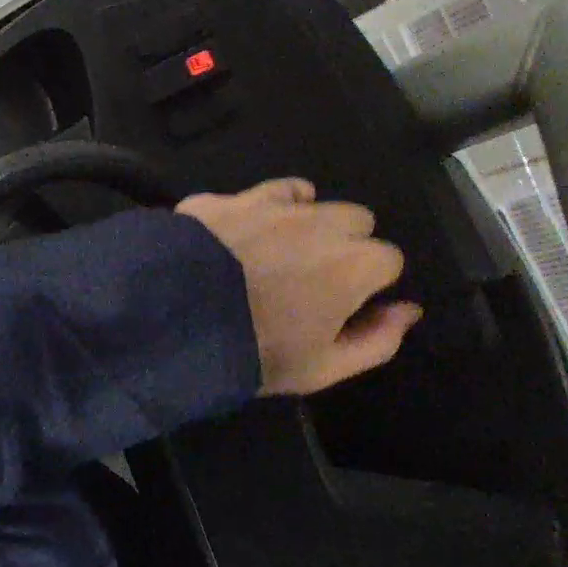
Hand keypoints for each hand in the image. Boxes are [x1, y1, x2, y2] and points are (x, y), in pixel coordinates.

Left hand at [177, 178, 421, 395]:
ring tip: (263, 255)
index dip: (359, 285)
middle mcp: (321, 223)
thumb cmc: (248, 353)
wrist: (161, 326)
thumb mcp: (318, 369)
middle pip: (349, 223)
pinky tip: (230, 232)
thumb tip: (406, 311)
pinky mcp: (216, 203)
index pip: (384, 262)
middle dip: (333, 247)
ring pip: (304, 201)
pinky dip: (246, 209)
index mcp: (357, 263)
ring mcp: (265, 207)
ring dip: (296, 221)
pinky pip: (246, 196)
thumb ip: (376, 341)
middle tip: (292, 281)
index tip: (326, 306)